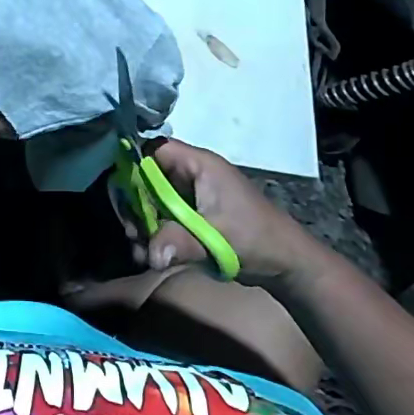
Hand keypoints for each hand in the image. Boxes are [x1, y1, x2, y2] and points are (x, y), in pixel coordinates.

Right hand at [118, 139, 324, 286]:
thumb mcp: (216, 238)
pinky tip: (150, 255)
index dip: (134, 166)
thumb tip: (150, 254)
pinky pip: (162, 217)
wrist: (289, 265)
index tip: (124, 195)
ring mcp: (190, 196)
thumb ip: (181, 241)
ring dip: (141, 224)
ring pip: (151, 200)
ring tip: (139, 250)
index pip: (154, 149)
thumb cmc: (257, 238)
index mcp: (199, 165)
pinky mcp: (191, 215)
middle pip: (147, 177)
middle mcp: (190, 175)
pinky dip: (153, 234)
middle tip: (131, 232)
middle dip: (134, 205)